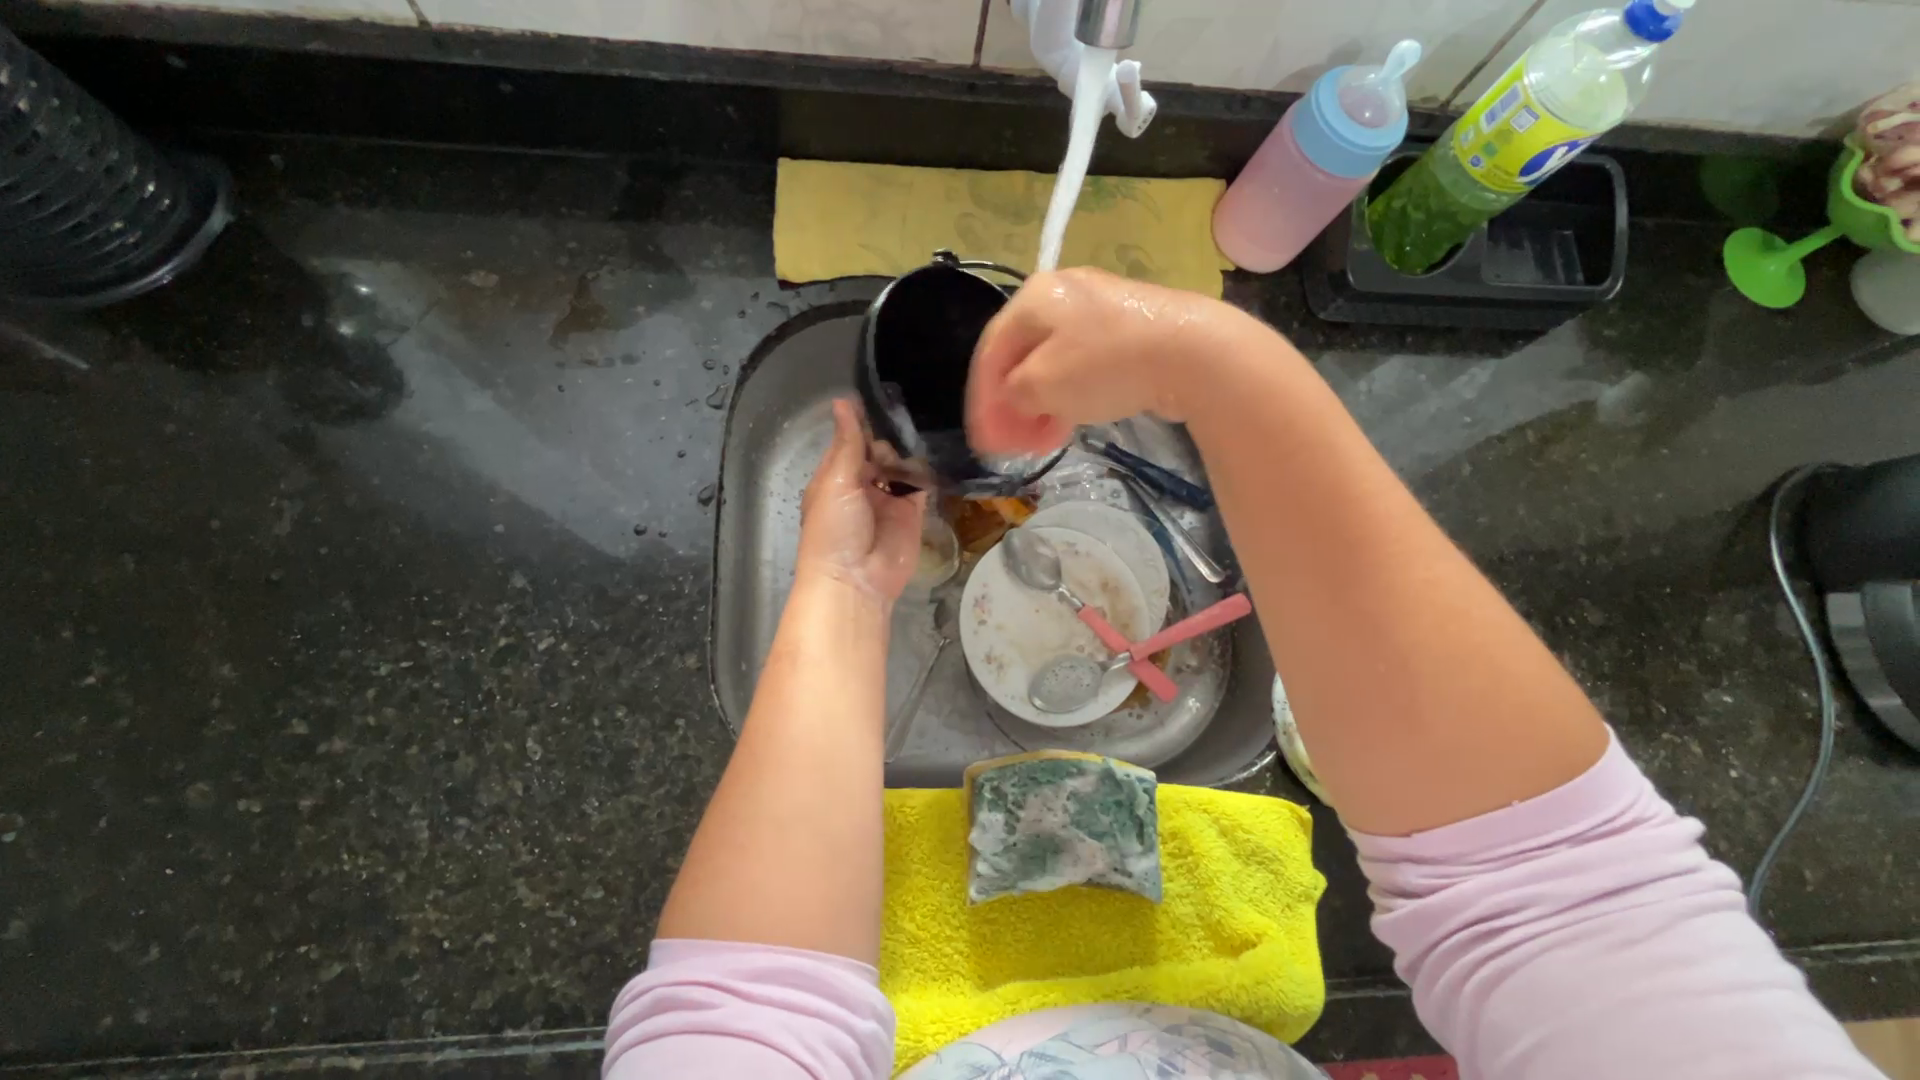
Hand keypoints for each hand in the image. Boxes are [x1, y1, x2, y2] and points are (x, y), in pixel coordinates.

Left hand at [797, 399, 927, 604]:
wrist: (856, 581)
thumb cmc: (834, 529)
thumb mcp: (836, 480)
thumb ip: (847, 442)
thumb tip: (842, 401)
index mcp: (834, 476)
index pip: (849, 441)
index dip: (861, 422)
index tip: (879, 396)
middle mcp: (861, 485)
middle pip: (878, 451)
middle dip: (888, 438)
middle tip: (902, 424)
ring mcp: (888, 499)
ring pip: (900, 466)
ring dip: (907, 453)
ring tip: (918, 436)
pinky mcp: (911, 512)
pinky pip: (920, 485)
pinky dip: (925, 472)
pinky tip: (933, 454)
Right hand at [966, 267, 1253, 457]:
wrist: (1192, 352)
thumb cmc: (1104, 365)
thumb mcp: (1042, 386)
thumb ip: (1012, 395)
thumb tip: (1014, 399)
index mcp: (1033, 298)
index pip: (990, 352)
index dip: (982, 402)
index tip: (985, 442)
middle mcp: (1063, 292)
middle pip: (1022, 356)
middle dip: (1014, 406)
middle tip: (1015, 445)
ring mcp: (1101, 307)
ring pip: (1055, 361)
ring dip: (1042, 404)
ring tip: (1044, 440)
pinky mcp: (1132, 326)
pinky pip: (1086, 362)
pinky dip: (1072, 394)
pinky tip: (1075, 420)